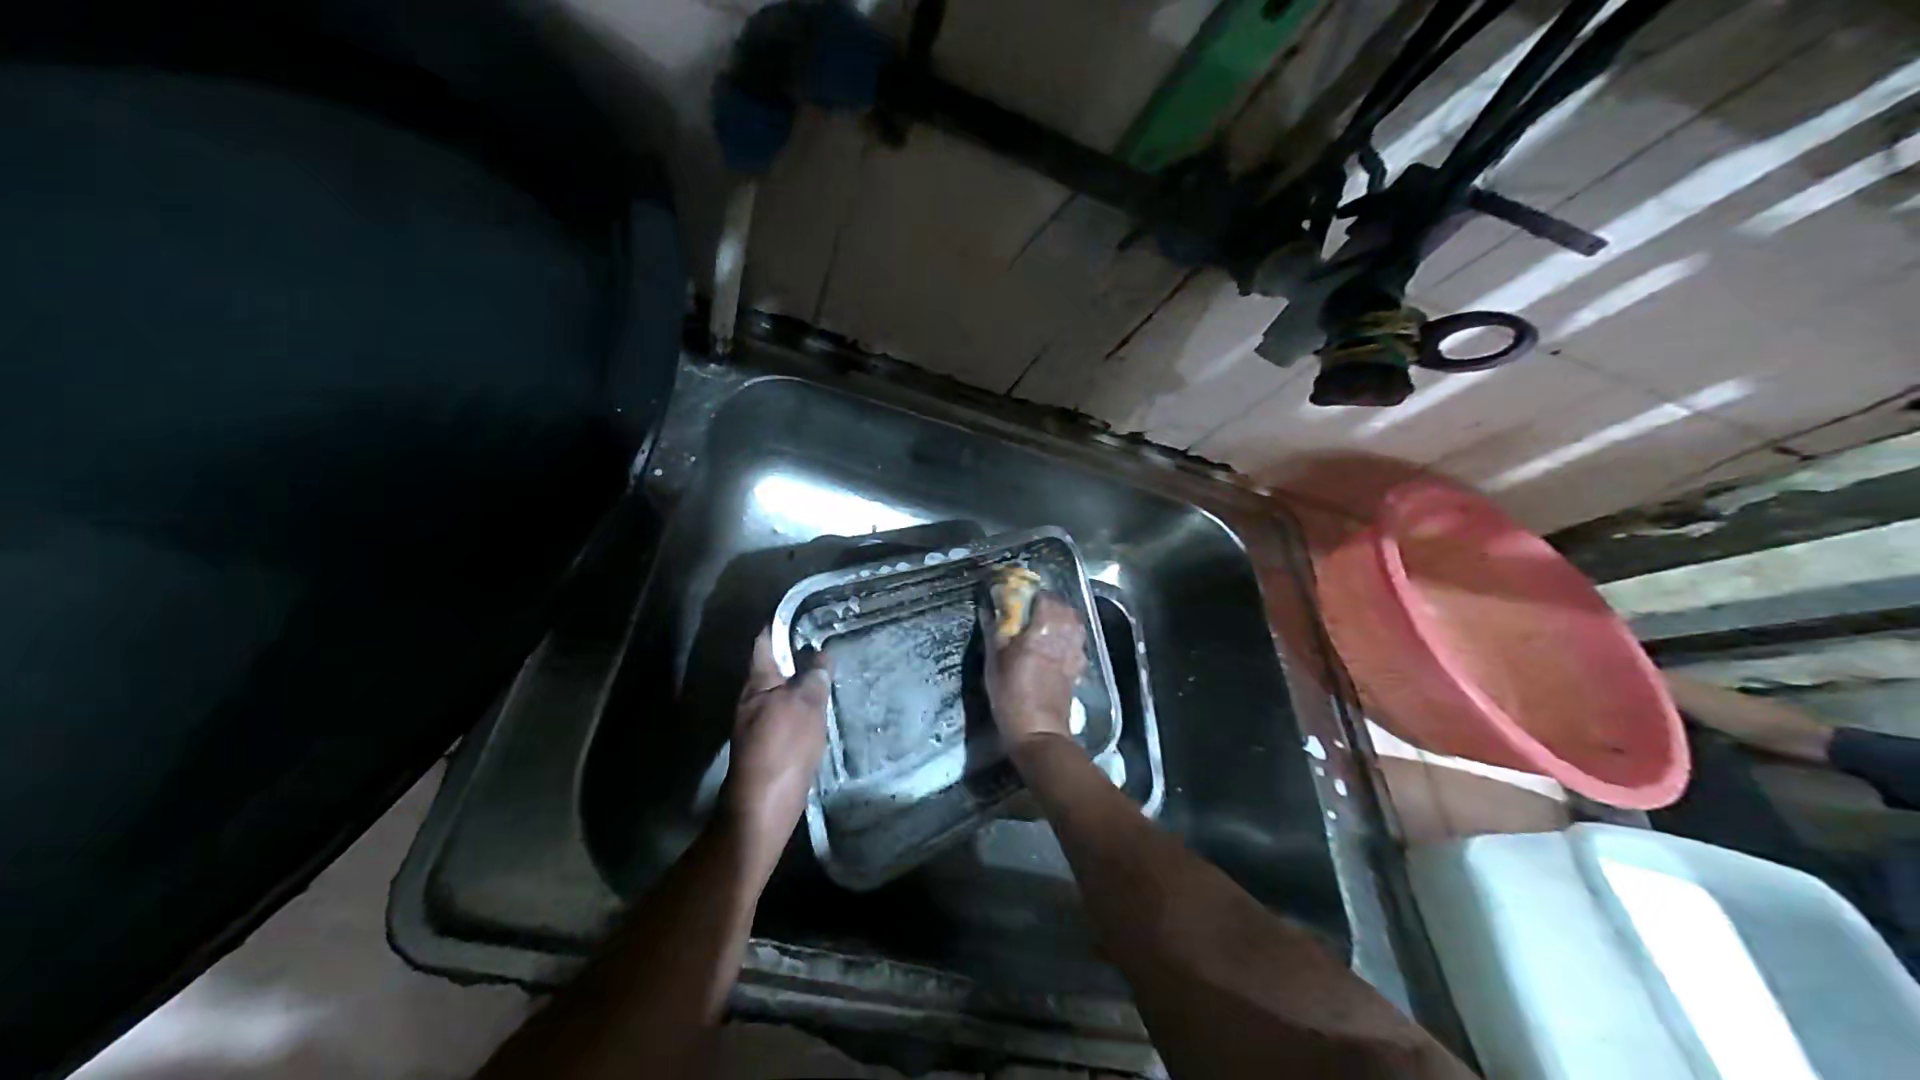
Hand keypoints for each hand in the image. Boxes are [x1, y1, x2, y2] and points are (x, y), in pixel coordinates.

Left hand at [721, 629, 828, 873]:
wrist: (764, 803)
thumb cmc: (784, 746)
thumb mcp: (806, 705)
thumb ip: (813, 678)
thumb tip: (820, 656)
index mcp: (757, 683)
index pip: (764, 643)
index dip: (778, 625)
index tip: (798, 613)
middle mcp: (751, 699)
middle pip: (770, 668)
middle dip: (792, 654)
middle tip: (822, 642)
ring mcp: (755, 724)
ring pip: (778, 692)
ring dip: (797, 682)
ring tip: (824, 675)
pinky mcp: (765, 746)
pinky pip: (783, 714)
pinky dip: (798, 706)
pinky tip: (816, 712)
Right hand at [985, 592, 1087, 756]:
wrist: (1037, 731)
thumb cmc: (1011, 694)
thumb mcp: (994, 661)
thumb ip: (996, 632)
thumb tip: (993, 610)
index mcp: (1042, 632)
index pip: (1046, 599)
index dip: (1035, 594)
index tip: (1022, 597)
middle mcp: (1063, 638)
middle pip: (1065, 609)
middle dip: (1051, 603)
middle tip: (1033, 608)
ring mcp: (1074, 653)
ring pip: (1075, 624)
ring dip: (1063, 618)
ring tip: (1046, 623)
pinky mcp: (1077, 668)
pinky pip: (1077, 642)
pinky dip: (1069, 636)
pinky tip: (1057, 644)